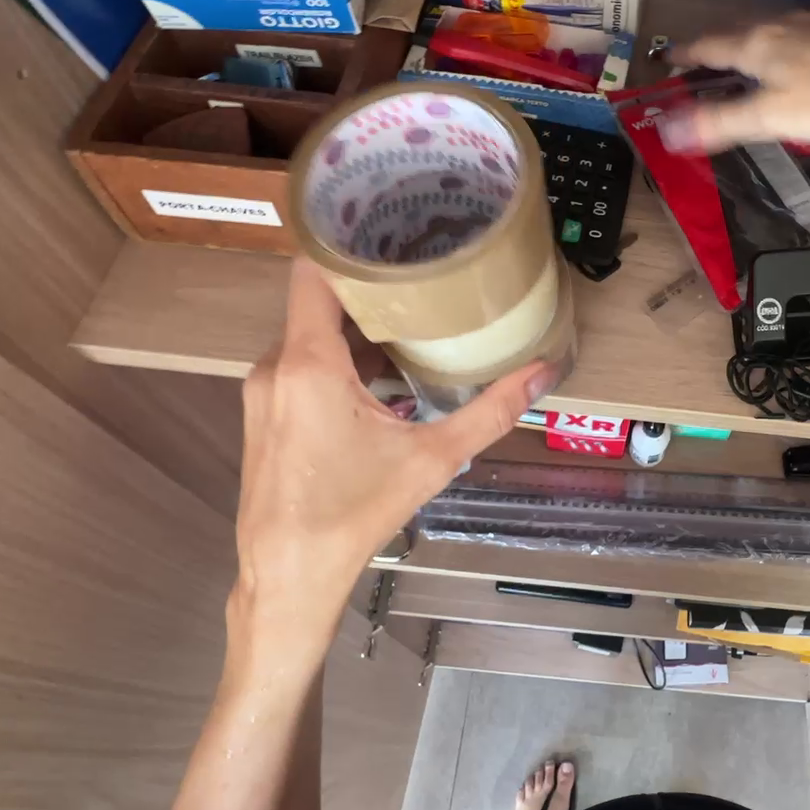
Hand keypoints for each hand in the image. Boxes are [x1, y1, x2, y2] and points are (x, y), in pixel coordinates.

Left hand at [232, 259, 555, 633]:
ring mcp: (264, 390)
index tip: (390, 231)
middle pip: (320, 301)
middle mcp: (275, 366)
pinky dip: (339, 357)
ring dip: (357, 327)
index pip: (313, 271)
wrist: (287, 578)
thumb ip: (490, 411)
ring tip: (410, 317)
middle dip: (369, 288)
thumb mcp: (432, 459)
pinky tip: (382, 373)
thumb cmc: (354, 514)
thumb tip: (544, 373)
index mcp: (308, 363)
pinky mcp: (266, 413)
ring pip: (311, 335)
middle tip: (421, 275)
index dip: (346, 244)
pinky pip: (301, 363)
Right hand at [660, 16, 809, 151]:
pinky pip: (786, 38)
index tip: (663, 60)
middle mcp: (777, 26)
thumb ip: (718, 123)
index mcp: (754, 43)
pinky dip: (768, 50)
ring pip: (760, 33)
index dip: (682, 55)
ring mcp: (808, 27)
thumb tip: (667, 132)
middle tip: (692, 67)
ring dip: (739, 47)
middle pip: (730, 35)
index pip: (705, 46)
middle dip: (708, 50)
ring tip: (731, 66)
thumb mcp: (769, 117)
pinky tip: (782, 64)